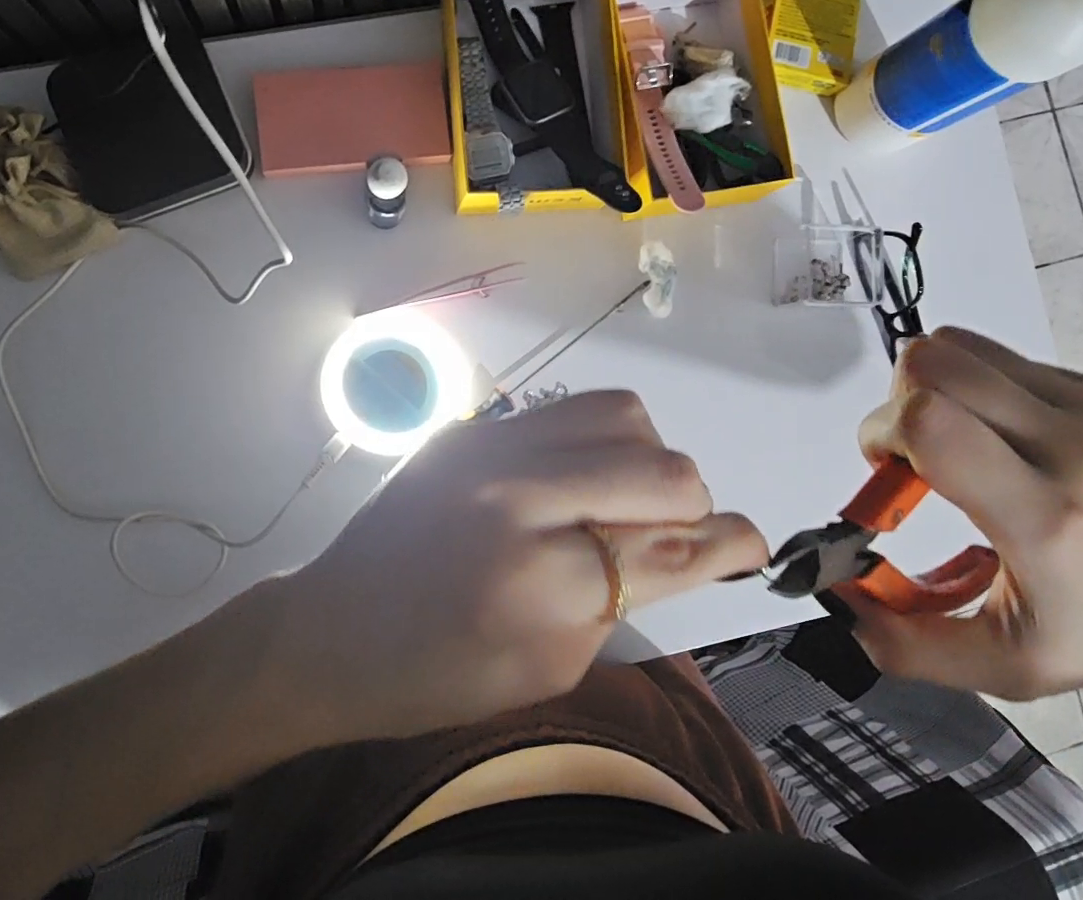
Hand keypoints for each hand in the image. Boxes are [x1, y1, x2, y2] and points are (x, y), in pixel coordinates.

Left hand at [274, 390, 770, 740]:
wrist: (334, 628)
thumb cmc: (439, 675)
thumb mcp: (548, 665)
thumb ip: (627, 602)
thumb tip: (695, 548)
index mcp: (538, 578)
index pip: (670, 546)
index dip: (727, 546)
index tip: (747, 546)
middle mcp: (518, 491)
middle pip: (661, 469)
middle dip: (690, 507)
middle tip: (670, 536)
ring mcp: (488, 444)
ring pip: (622, 416)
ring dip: (645, 459)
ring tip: (618, 500)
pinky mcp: (469, 426)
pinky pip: (568, 408)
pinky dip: (596, 441)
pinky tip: (574, 479)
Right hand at [836, 327, 1082, 701]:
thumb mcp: (996, 665)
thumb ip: (901, 642)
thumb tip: (837, 600)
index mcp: (1043, 517)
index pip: (931, 422)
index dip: (881, 433)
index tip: (888, 474)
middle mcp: (1074, 447)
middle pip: (934, 363)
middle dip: (895, 403)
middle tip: (912, 456)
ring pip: (960, 347)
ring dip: (929, 388)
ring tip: (951, 443)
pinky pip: (998, 358)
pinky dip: (970, 387)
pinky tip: (993, 438)